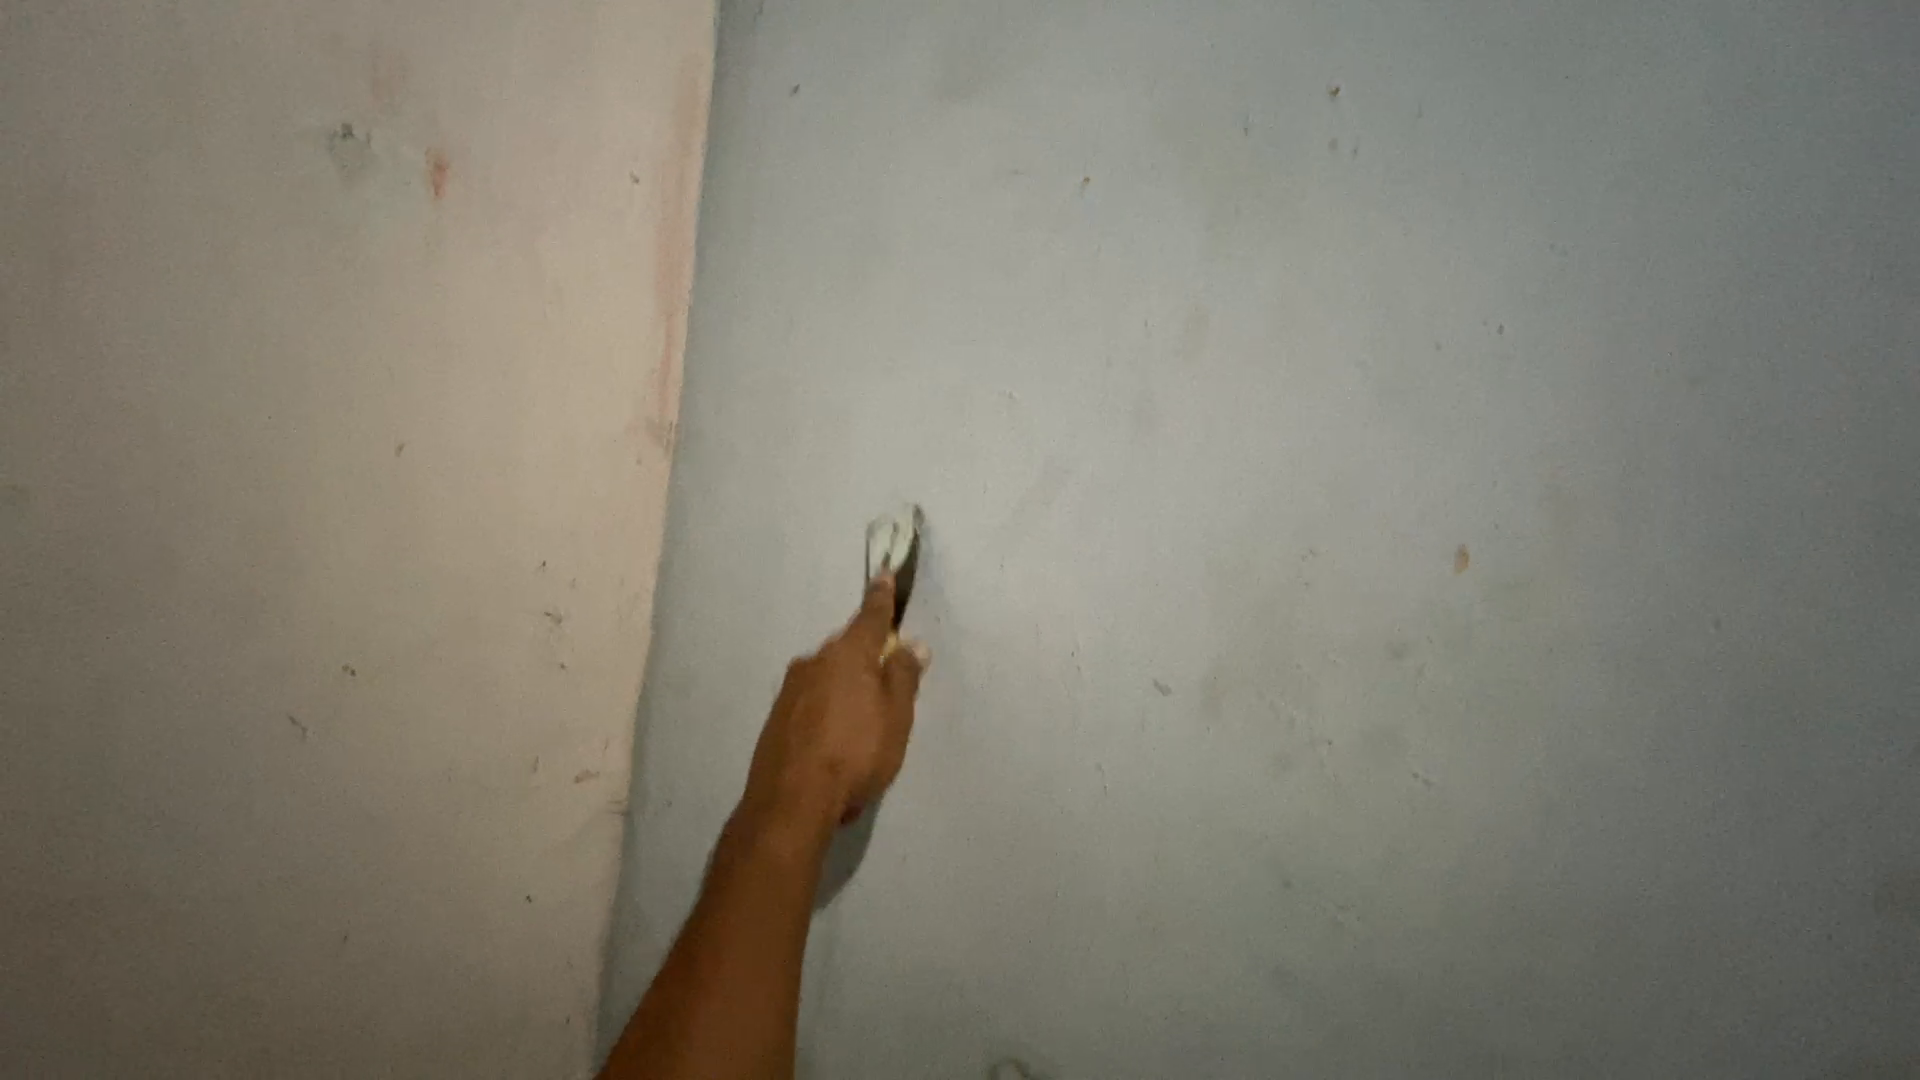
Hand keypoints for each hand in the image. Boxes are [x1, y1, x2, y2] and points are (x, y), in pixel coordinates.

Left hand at [738, 574, 928, 832]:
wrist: (791, 801)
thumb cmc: (856, 753)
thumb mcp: (896, 716)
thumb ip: (903, 676)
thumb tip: (911, 644)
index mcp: (848, 654)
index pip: (870, 616)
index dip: (880, 598)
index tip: (882, 575)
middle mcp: (815, 661)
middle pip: (847, 646)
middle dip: (866, 651)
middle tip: (886, 669)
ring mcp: (791, 688)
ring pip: (826, 671)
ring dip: (845, 680)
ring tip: (862, 711)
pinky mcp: (777, 716)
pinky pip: (811, 696)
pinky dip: (827, 703)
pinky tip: (835, 731)